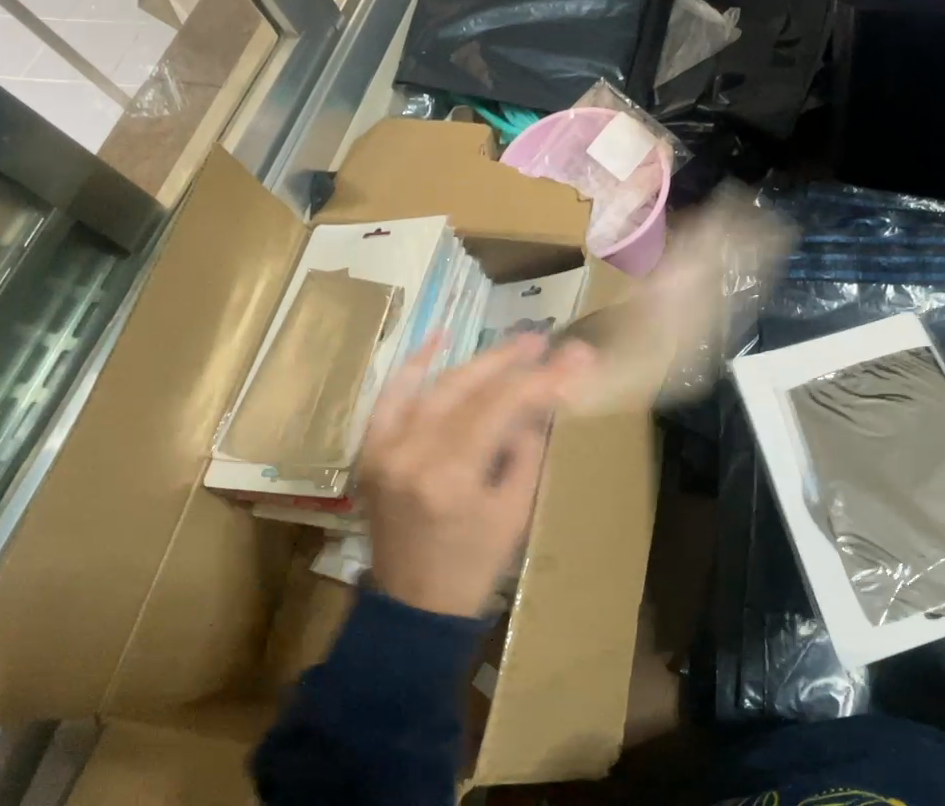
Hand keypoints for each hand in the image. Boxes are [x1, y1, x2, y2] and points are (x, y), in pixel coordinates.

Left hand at [358, 334, 594, 618]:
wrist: (413, 604)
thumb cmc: (475, 564)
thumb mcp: (515, 510)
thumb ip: (526, 448)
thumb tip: (539, 400)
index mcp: (451, 476)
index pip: (502, 407)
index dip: (540, 378)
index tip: (574, 359)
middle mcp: (412, 454)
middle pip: (468, 389)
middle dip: (511, 361)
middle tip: (546, 340)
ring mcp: (384, 450)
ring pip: (436, 388)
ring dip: (478, 362)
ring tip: (515, 344)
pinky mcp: (370, 452)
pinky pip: (389, 399)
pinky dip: (414, 368)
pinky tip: (438, 340)